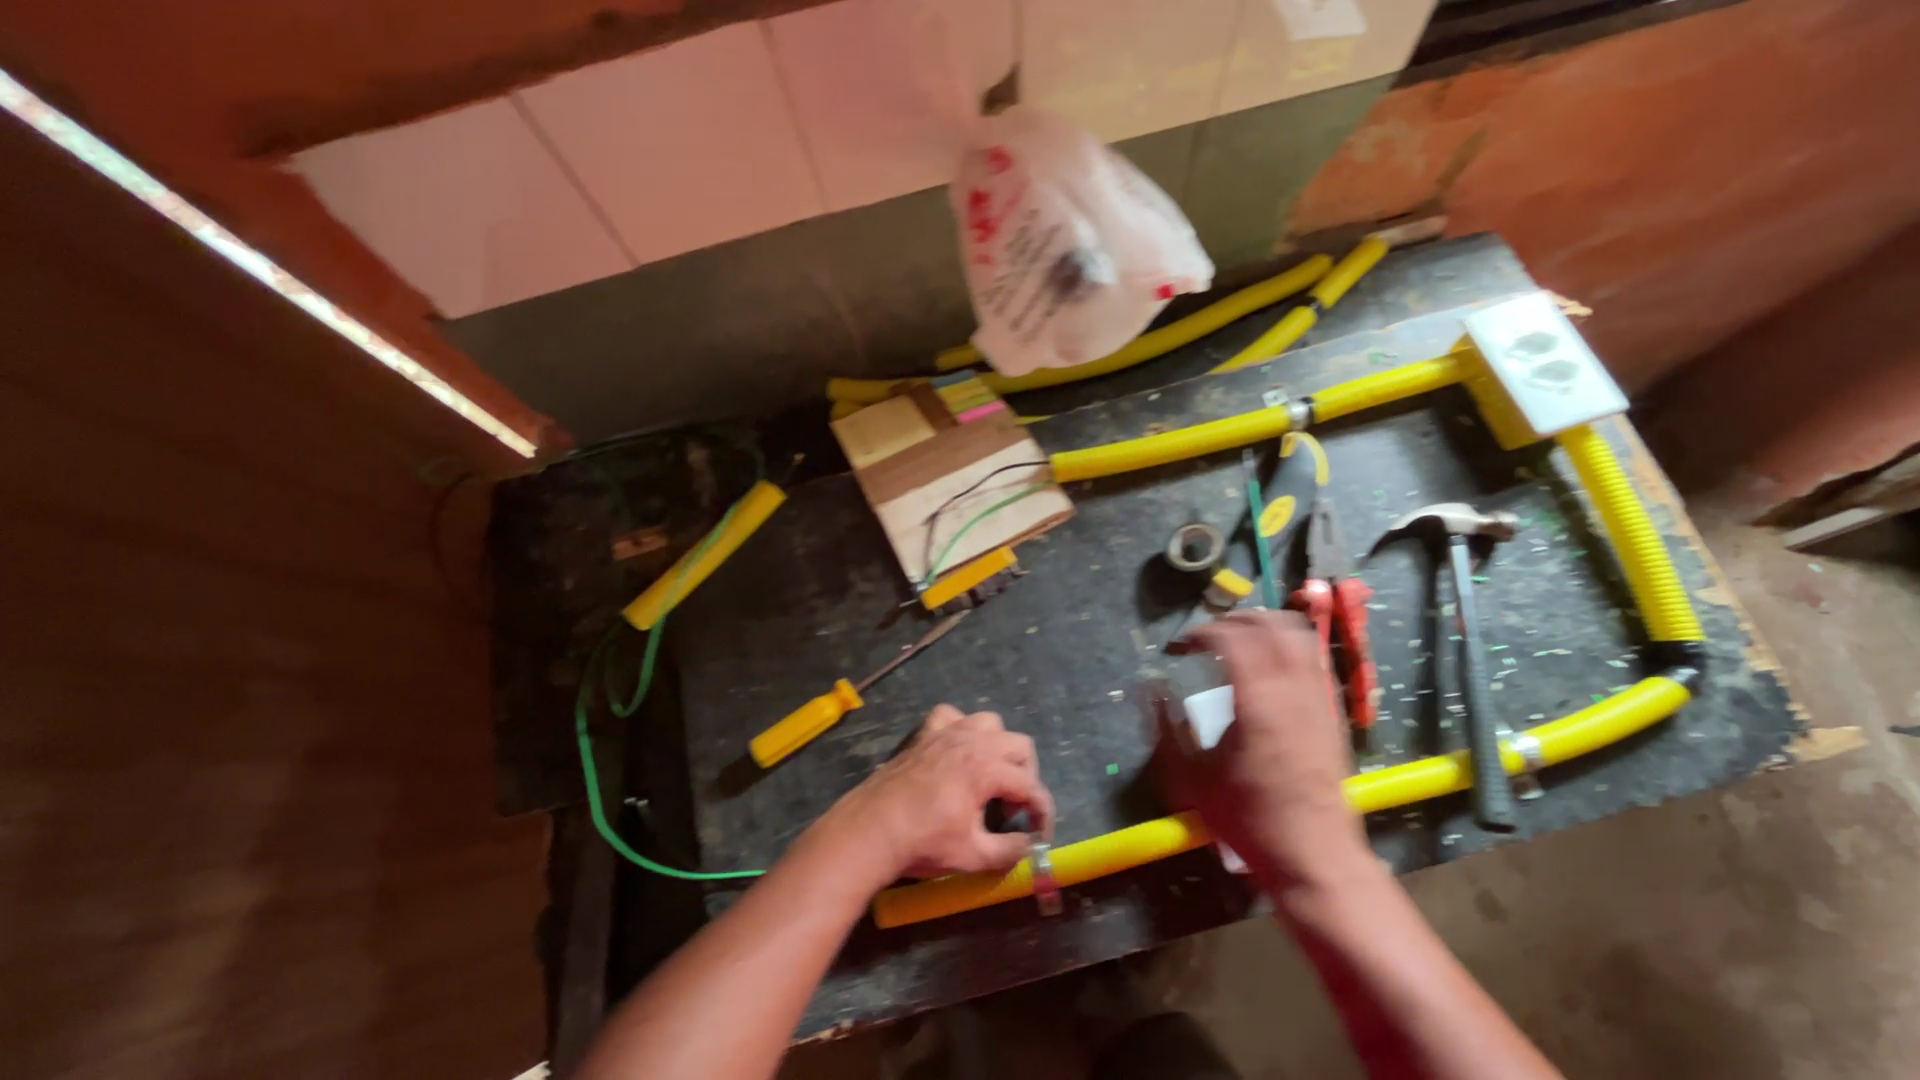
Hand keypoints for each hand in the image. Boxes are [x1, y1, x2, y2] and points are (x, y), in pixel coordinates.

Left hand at [820, 705, 1054, 883]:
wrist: (870, 831)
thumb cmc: (922, 843)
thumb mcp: (974, 856)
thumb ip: (1010, 850)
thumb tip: (1030, 845)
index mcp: (987, 768)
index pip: (1031, 786)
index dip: (1043, 812)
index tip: (1040, 834)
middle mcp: (971, 741)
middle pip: (1019, 746)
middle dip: (1025, 776)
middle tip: (1013, 807)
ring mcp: (945, 733)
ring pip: (989, 723)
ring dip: (998, 747)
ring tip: (990, 777)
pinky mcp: (923, 735)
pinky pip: (950, 716)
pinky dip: (960, 727)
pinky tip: (957, 750)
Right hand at [1156, 610, 1371, 892]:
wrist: (1312, 853)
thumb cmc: (1248, 818)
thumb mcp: (1191, 779)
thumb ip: (1166, 729)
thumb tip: (1152, 691)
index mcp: (1257, 699)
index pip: (1230, 637)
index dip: (1200, 633)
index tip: (1180, 648)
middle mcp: (1293, 688)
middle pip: (1269, 624)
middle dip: (1235, 619)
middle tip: (1208, 636)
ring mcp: (1319, 698)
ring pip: (1299, 636)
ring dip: (1266, 627)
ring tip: (1241, 641)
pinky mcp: (1333, 712)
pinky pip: (1314, 660)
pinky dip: (1289, 648)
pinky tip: (1272, 668)